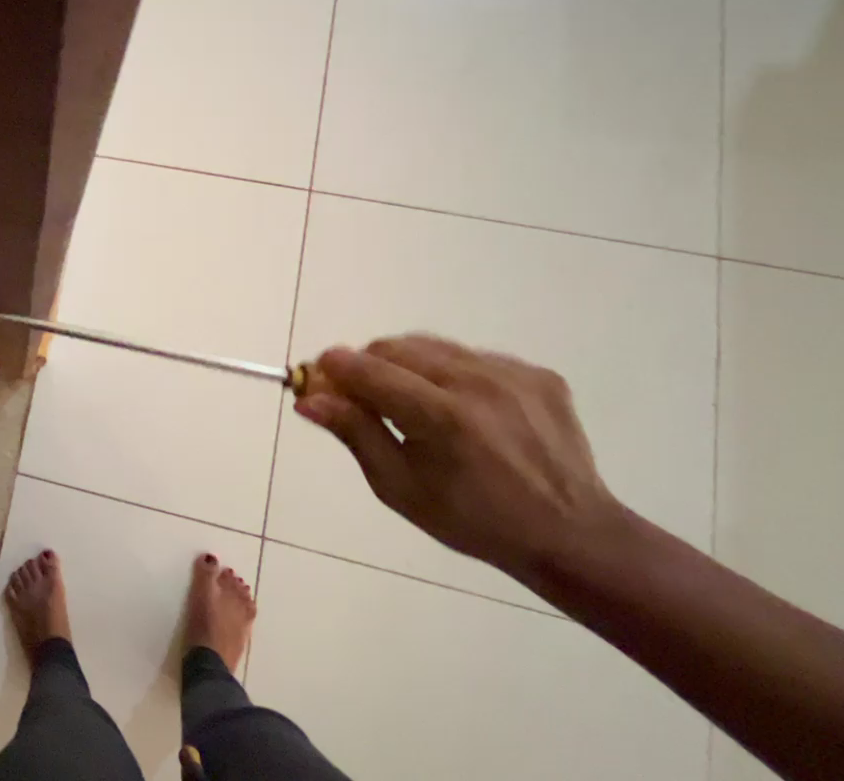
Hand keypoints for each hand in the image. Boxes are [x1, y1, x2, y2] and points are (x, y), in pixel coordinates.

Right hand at [294, 334, 624, 578]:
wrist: (571, 534)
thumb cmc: (471, 519)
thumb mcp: (398, 486)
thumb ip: (354, 433)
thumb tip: (309, 398)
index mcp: (442, 416)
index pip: (367, 369)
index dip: (332, 369)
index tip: (315, 381)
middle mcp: (478, 383)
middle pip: (395, 348)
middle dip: (366, 365)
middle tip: (358, 397)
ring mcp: (512, 375)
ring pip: (432, 347)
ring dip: (405, 366)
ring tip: (410, 403)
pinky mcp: (537, 374)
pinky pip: (472, 357)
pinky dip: (449, 372)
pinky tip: (458, 407)